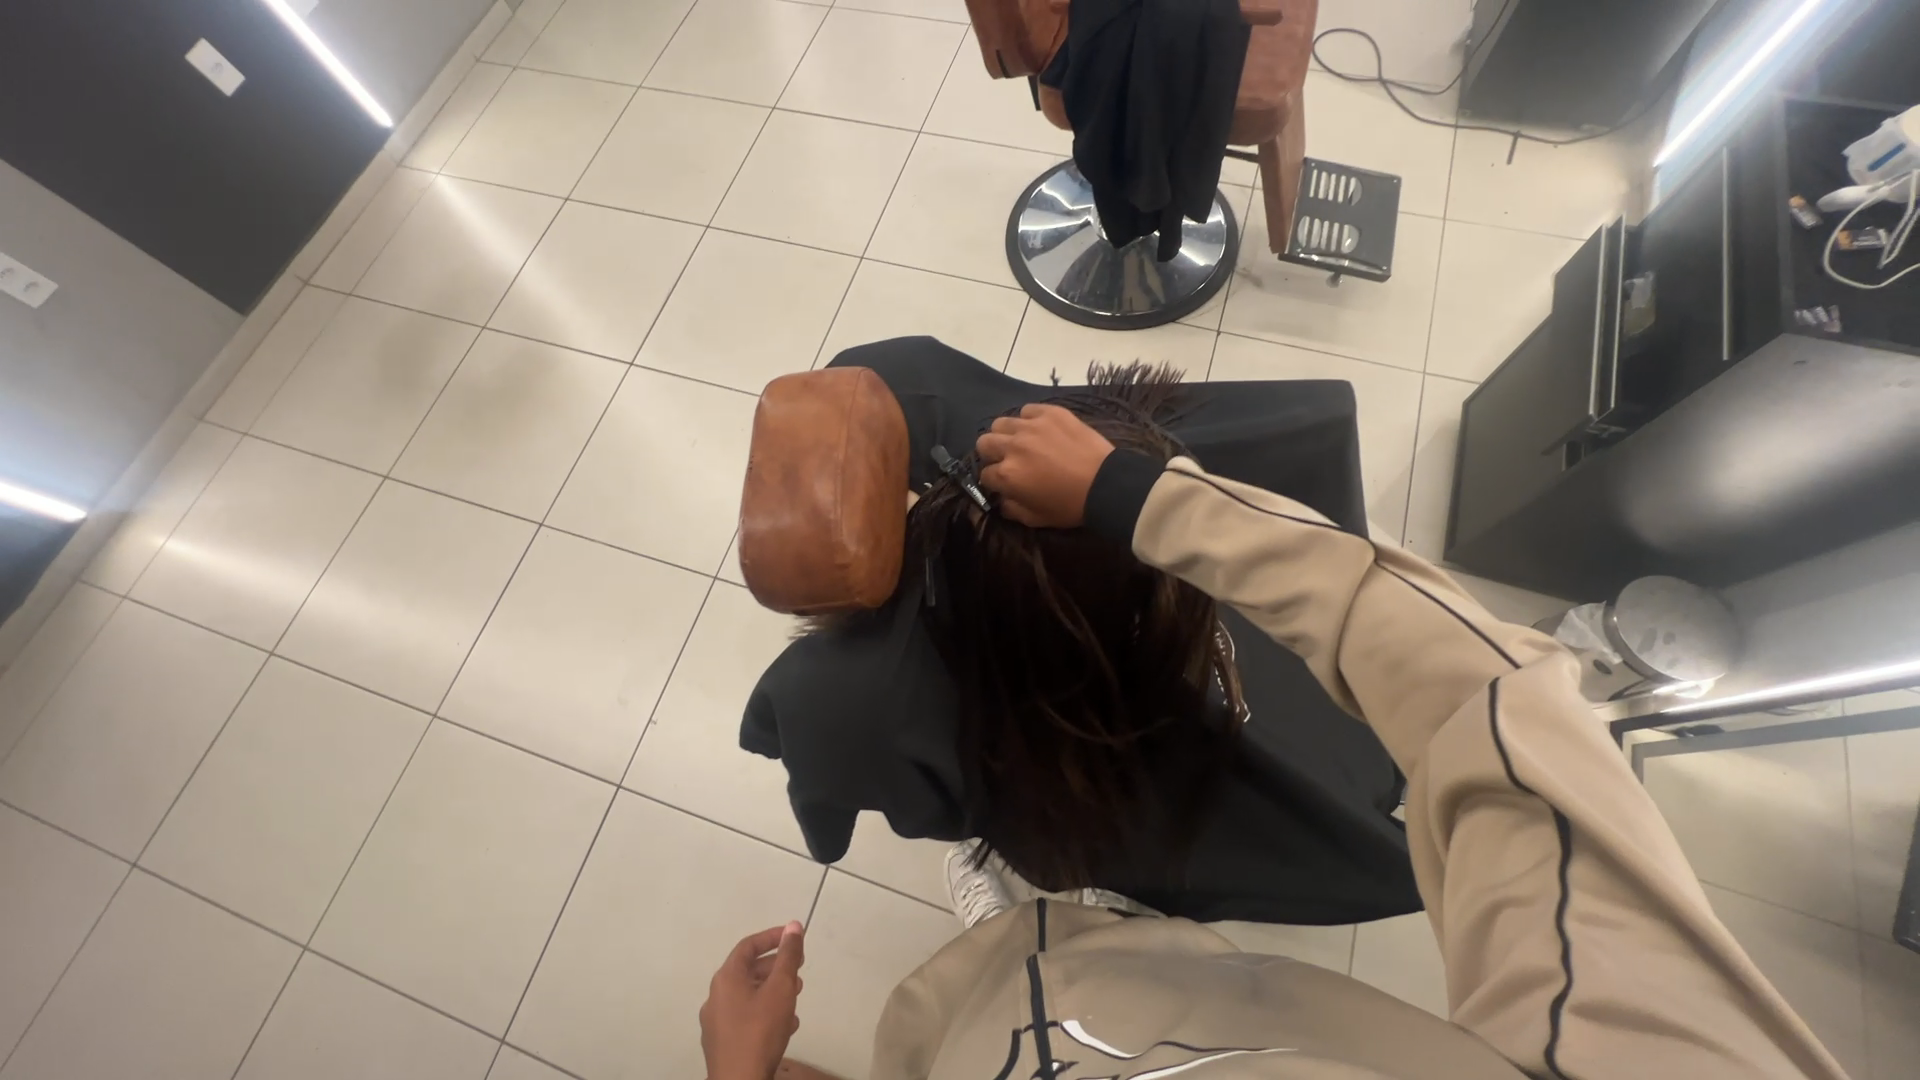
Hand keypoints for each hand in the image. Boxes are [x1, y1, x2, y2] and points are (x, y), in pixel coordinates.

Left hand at [701, 922, 805, 1079]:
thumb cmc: (760, 1031)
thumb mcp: (781, 988)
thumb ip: (788, 955)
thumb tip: (793, 925)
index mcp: (726, 979)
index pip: (748, 946)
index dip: (772, 937)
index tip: (793, 937)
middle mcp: (715, 997)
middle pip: (748, 971)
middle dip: (776, 968)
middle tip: (799, 970)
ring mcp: (716, 1023)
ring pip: (748, 996)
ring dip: (773, 991)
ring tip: (795, 998)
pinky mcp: (721, 1044)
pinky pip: (745, 1018)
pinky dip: (765, 1012)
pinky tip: (786, 1025)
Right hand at [975, 404, 1115, 526]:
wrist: (1106, 484)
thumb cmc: (1070, 506)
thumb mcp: (1036, 518)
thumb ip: (1011, 509)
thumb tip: (1001, 500)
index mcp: (1007, 475)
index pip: (984, 475)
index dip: (993, 481)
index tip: (1004, 483)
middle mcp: (1013, 446)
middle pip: (984, 443)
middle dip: (992, 454)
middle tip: (1008, 460)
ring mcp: (1031, 426)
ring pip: (1001, 423)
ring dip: (1006, 434)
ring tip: (1021, 441)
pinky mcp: (1050, 413)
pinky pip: (1027, 410)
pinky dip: (1029, 419)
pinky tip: (1040, 429)